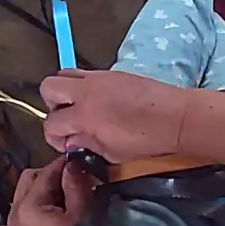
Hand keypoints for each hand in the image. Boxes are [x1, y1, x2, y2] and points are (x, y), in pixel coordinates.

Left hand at [7, 157, 97, 225]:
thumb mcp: (81, 216)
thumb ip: (76, 186)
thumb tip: (74, 164)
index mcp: (28, 205)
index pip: (44, 172)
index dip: (63, 165)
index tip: (80, 163)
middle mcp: (15, 210)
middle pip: (30, 177)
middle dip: (52, 173)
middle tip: (75, 179)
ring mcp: (14, 221)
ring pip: (28, 190)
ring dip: (47, 186)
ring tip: (70, 194)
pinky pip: (28, 204)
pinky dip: (43, 200)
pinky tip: (61, 208)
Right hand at [39, 69, 192, 161]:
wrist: (176, 117)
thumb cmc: (148, 140)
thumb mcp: (113, 152)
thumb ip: (87, 144)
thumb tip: (72, 141)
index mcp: (84, 115)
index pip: (51, 123)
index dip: (54, 138)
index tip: (67, 143)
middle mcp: (86, 91)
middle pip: (48, 87)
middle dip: (52, 105)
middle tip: (68, 119)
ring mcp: (99, 78)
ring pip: (64, 73)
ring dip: (66, 91)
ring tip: (80, 107)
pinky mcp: (112, 73)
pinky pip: (86, 74)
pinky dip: (85, 87)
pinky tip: (100, 102)